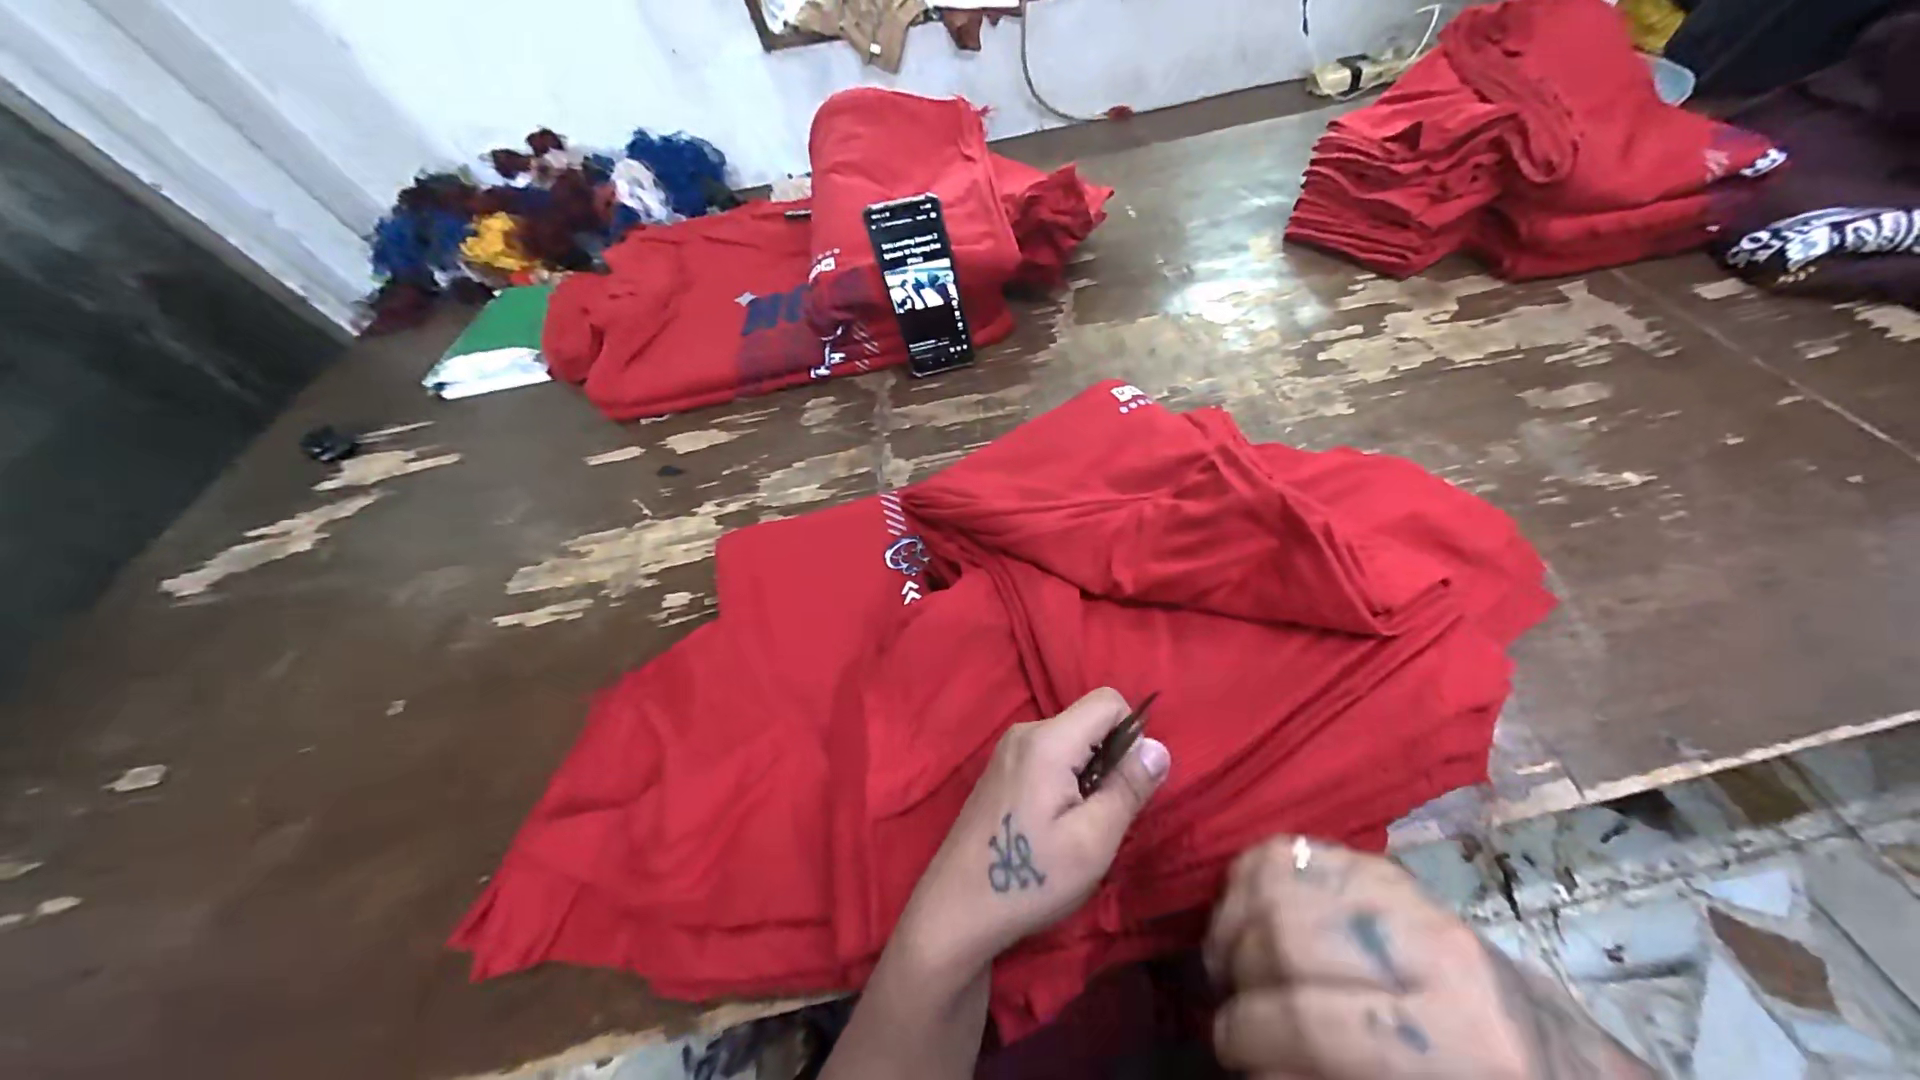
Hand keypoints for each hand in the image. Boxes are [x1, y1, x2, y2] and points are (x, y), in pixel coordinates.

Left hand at [890, 688, 1171, 980]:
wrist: (957, 908)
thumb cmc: (1031, 878)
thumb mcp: (1093, 841)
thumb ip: (1128, 788)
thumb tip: (1159, 747)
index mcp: (1047, 741)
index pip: (1107, 700)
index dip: (1130, 734)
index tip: (1125, 784)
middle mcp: (1025, 732)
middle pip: (1087, 722)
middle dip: (1108, 759)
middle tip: (1098, 816)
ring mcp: (1007, 750)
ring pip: (1069, 741)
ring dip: (1086, 774)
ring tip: (1072, 827)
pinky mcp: (1000, 769)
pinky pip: (1047, 755)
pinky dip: (1062, 780)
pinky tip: (1049, 825)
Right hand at [1205, 836, 1652, 1079]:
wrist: (1557, 1059)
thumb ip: (1322, 1072)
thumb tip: (1250, 1063)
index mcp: (1462, 1040)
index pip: (1314, 1021)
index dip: (1252, 1040)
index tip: (1233, 1059)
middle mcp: (1434, 949)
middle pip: (1285, 937)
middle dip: (1236, 979)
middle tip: (1228, 1010)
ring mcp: (1406, 891)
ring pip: (1278, 878)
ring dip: (1233, 924)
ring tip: (1229, 962)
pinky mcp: (1381, 864)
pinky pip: (1290, 850)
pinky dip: (1249, 882)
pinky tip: (1246, 919)